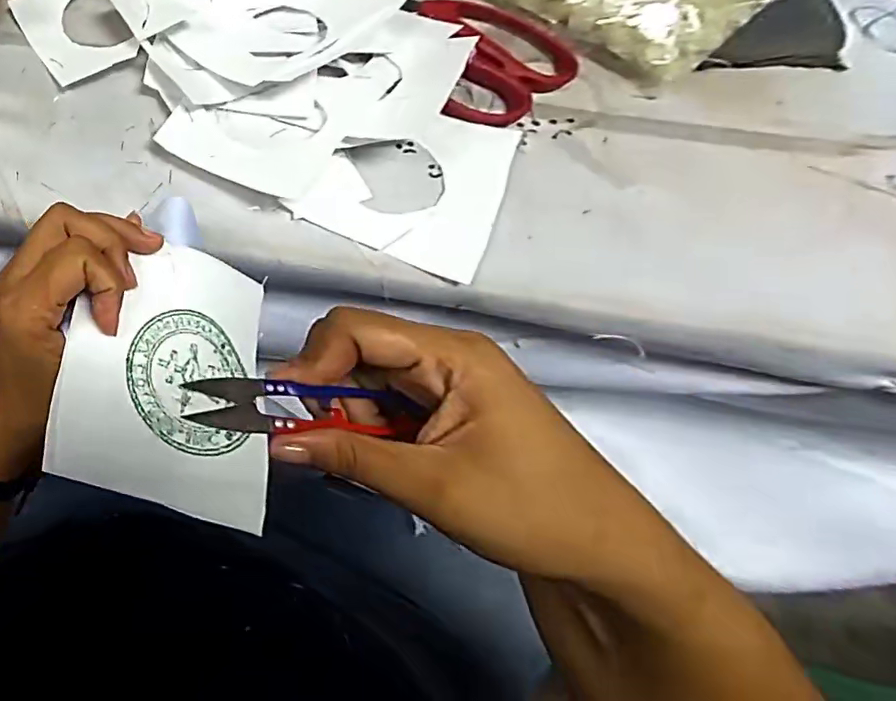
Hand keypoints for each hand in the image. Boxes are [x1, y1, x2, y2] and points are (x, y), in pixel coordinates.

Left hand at [0, 204, 162, 483]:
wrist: (10, 417)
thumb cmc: (44, 401)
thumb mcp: (80, 366)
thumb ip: (102, 317)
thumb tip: (136, 277)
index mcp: (25, 300)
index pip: (76, 254)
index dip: (107, 280)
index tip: (111, 322)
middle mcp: (15, 277)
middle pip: (65, 220)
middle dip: (109, 237)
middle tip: (135, 276)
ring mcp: (19, 273)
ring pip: (63, 222)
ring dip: (106, 234)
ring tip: (142, 251)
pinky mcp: (28, 276)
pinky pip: (60, 239)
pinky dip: (95, 239)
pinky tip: (124, 247)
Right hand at [270, 308, 698, 595]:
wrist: (616, 566)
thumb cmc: (541, 515)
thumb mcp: (434, 487)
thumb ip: (349, 455)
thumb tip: (279, 442)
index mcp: (452, 355)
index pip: (355, 329)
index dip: (315, 359)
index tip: (290, 403)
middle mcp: (443, 357)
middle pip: (353, 350)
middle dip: (330, 392)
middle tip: (329, 437)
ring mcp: (443, 381)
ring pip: (361, 377)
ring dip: (349, 415)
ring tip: (375, 458)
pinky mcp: (440, 406)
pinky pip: (380, 400)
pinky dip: (367, 427)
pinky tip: (386, 457)